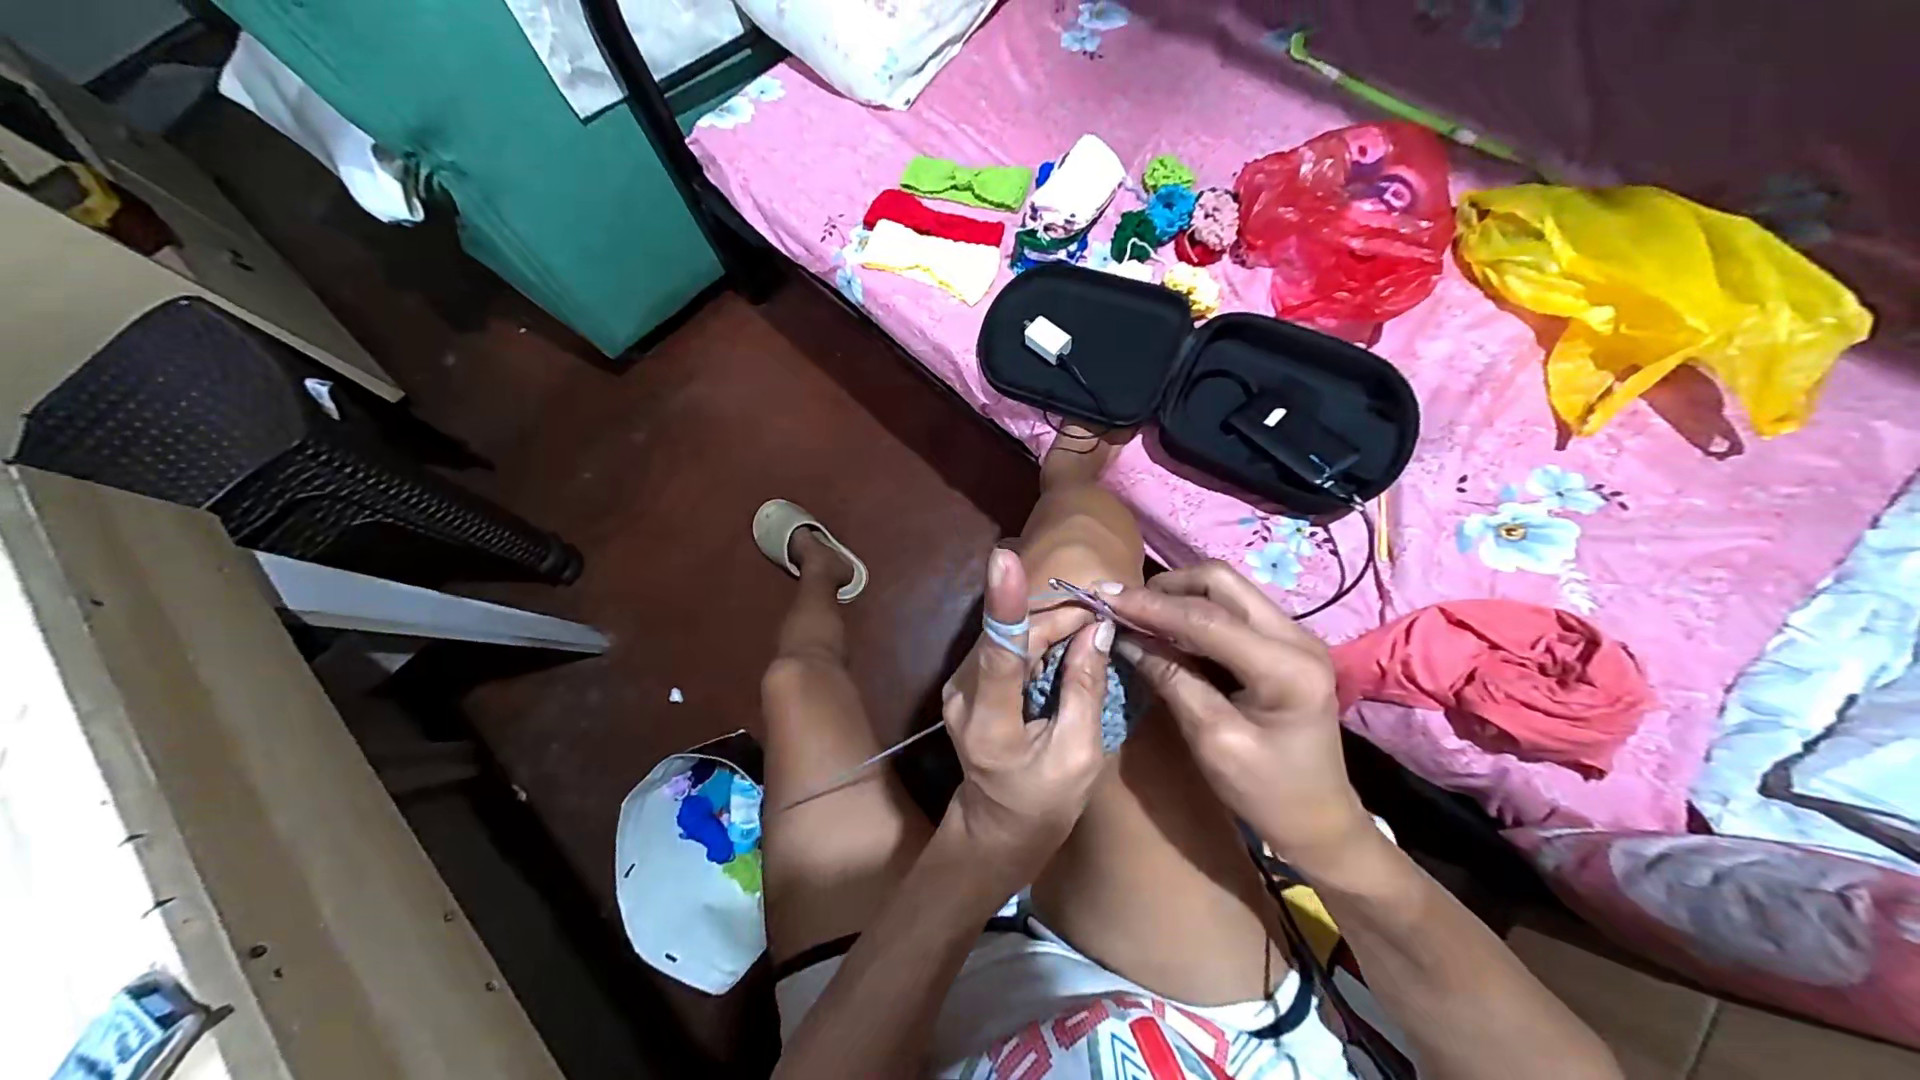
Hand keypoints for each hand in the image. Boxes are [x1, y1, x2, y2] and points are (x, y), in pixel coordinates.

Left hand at [941, 548, 1111, 882]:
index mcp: (990, 724)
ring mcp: (959, 686)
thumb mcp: (1078, 754)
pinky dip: (1038, 636)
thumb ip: (1084, 688)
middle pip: (1010, 634)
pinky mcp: (967, 681)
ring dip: (1049, 623)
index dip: (1004, 604)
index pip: (998, 655)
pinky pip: (1005, 645)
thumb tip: (1097, 629)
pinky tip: (1066, 638)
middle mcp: (963, 696)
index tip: (1003, 560)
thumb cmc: (1042, 805)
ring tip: (1091, 622)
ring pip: (1007, 634)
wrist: (996, 830)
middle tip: (1102, 611)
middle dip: (1057, 615)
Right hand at [1101, 562, 1374, 874]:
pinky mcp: (1284, 643)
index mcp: (1286, 668)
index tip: (1104, 597)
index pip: (1207, 619)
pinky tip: (1166, 628)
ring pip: (1226, 589)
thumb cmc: (1267, 793)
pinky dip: (1193, 611)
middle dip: (1167, 588)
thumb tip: (1126, 638)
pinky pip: (1232, 609)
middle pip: (1222, 582)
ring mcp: (1295, 636)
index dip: (1151, 606)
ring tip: (1137, 614)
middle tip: (1123, 604)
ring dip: (1179, 596)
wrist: (1319, 820)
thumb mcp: (1212, 741)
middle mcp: (1297, 638)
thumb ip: (1171, 681)